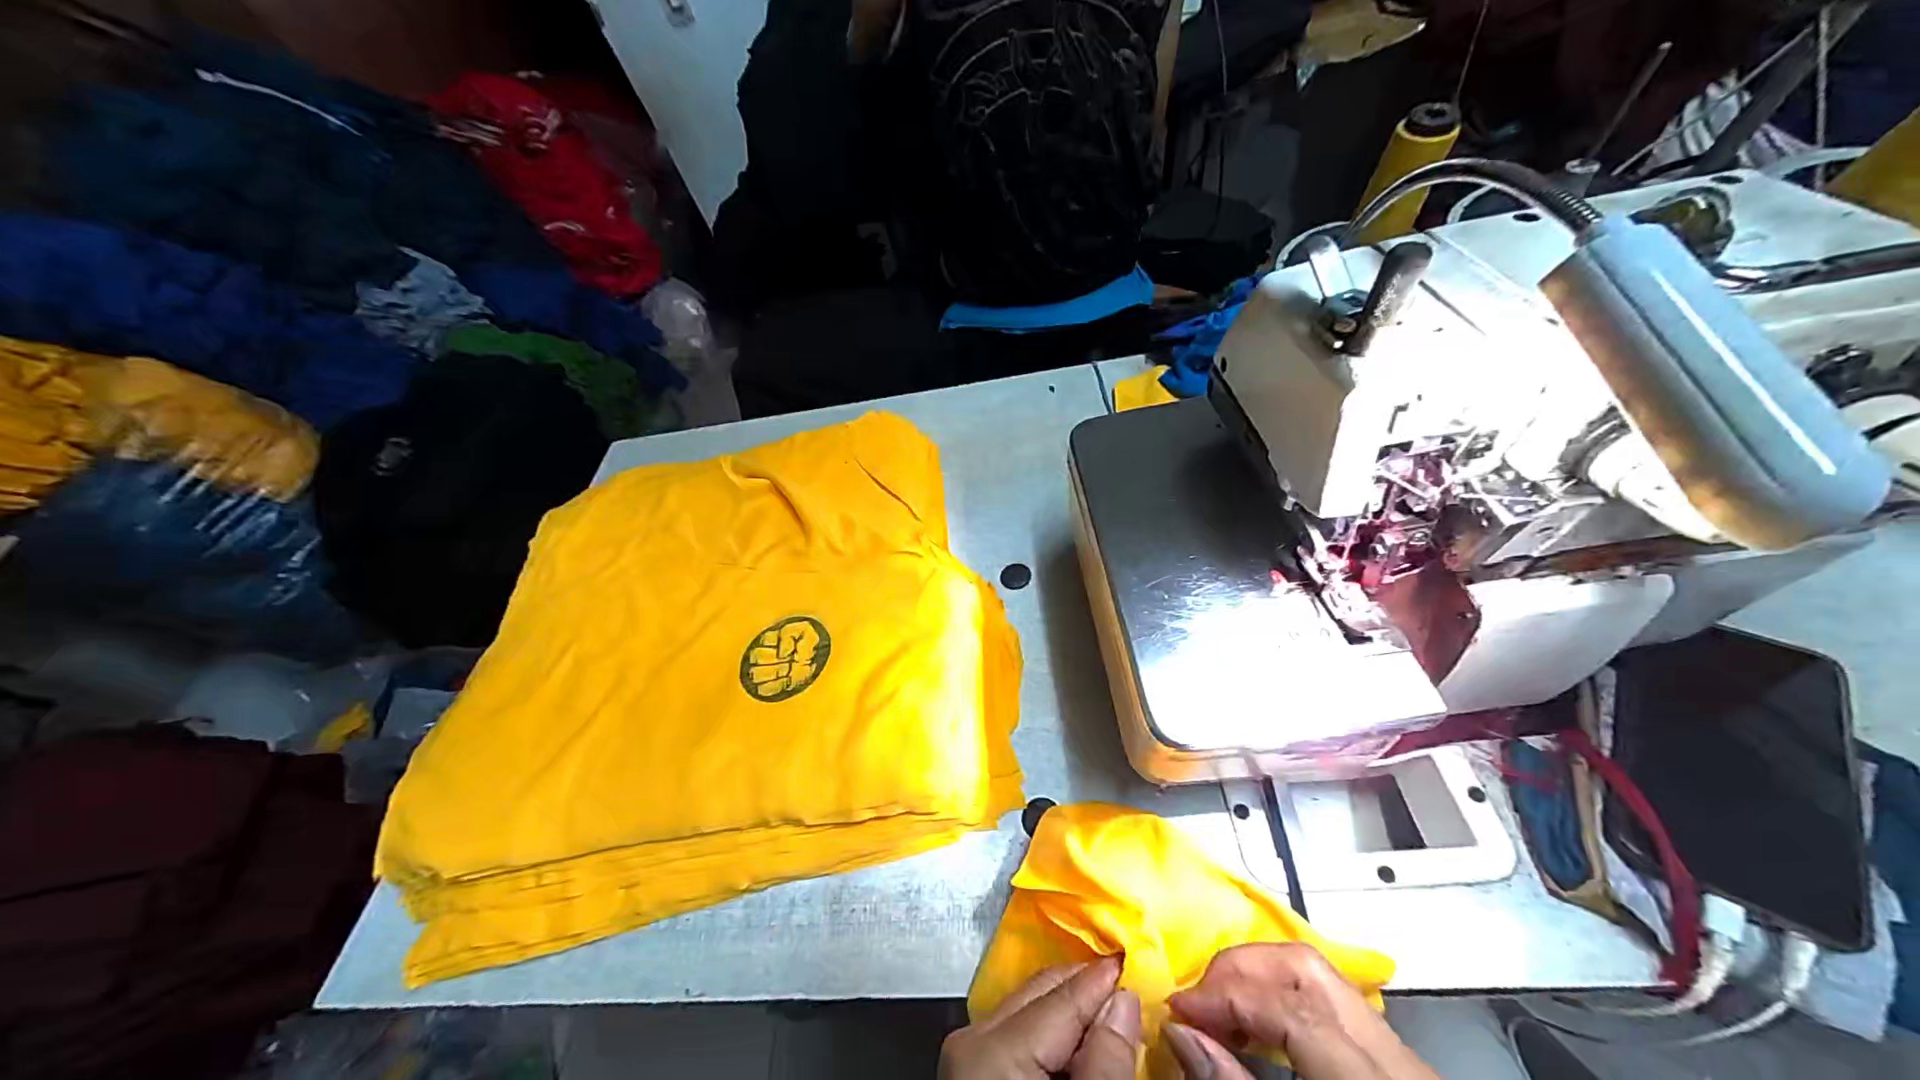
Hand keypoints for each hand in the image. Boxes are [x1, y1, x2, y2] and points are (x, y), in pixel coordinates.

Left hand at [939, 956, 1141, 1078]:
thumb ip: (1103, 1062)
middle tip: (1132, 981)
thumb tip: (1125, 1001)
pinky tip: (1077, 1035)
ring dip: (1072, 1006)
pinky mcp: (969, 1065)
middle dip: (1088, 986)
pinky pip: (1019, 1028)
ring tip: (1111, 1007)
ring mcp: (966, 1050)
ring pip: (1032, 1006)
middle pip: (1044, 991)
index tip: (1139, 957)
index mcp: (992, 1046)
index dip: (1106, 976)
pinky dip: (1051, 1028)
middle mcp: (971, 1035)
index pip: (1064, 995)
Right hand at [1163, 944, 1440, 1079]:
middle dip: (1241, 971)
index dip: (1225, 998)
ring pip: (1320, 978)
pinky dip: (1284, 1003)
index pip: (1292, 1010)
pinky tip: (1258, 1033)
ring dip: (1259, 982)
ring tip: (1220, 1016)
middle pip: (1307, 969)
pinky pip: (1332, 1006)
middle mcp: (1398, 1062)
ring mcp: (1405, 1060)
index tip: (1177, 1009)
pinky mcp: (1400, 1068)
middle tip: (1198, 1004)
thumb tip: (1179, 1032)